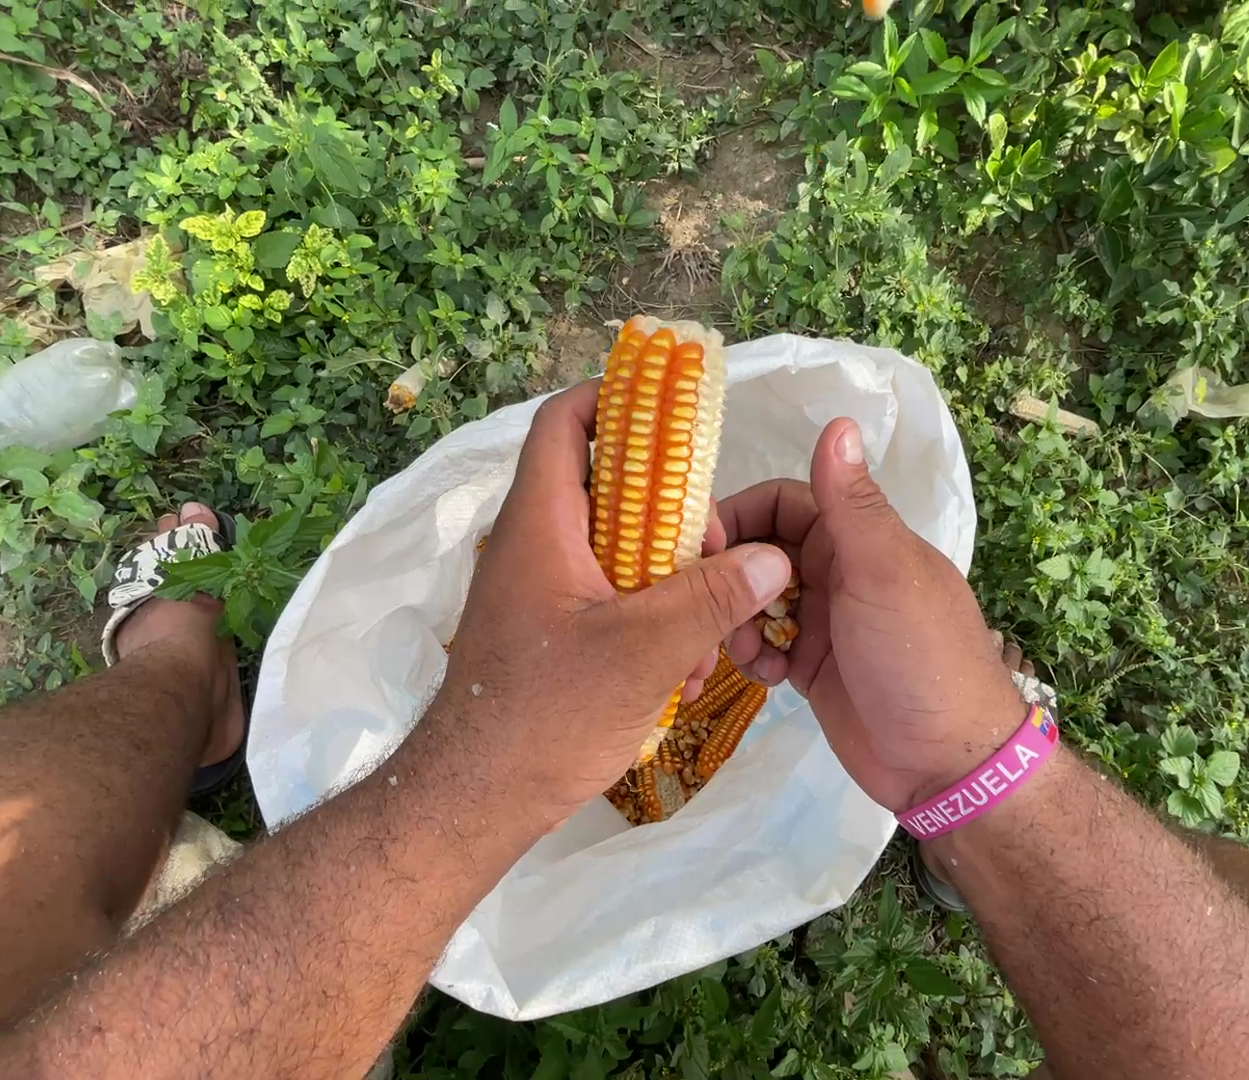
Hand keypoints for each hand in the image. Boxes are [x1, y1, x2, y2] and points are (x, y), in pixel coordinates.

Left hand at [412, 380, 792, 824]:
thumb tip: (770, 559)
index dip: (612, 398)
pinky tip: (681, 664)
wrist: (478, 797)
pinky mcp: (553, 626)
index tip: (672, 411)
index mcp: (542, 523)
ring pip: (619, 546)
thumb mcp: (642, 653)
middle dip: (671, 511)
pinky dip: (650, 612)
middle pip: (609, 485)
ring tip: (705, 624)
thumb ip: (709, 598)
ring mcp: (544, 587)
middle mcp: (537, 543)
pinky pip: (611, 593)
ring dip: (669, 574)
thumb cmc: (547, 714)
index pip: (564, 423)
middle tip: (711, 555)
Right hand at [721, 418, 1024, 810]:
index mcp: (857, 539)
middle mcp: (836, 571)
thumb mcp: (882, 572)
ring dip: (739, 618)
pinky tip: (769, 676)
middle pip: (761, 552)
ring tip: (743, 648)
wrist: (944, 765)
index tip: (702, 544)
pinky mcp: (811, 664)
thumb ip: (852, 503)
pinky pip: (766, 643)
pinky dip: (757, 653)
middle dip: (731, 573)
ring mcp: (822, 620)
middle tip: (704, 602)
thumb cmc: (915, 656)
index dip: (742, 515)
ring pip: (756, 599)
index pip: (783, 503)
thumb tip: (839, 421)